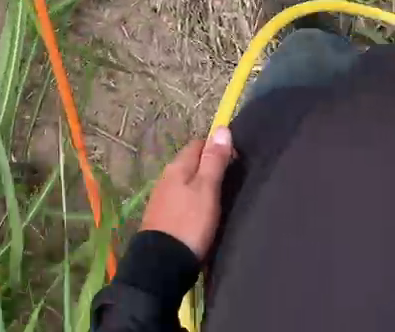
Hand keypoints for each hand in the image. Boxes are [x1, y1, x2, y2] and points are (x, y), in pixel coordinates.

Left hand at [140, 128, 234, 257]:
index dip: (217, 147)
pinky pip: (180, 199)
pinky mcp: (160, 218)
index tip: (234, 162)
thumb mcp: (207, 189)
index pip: (198, 143)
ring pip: (185, 182)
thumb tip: (222, 128)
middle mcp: (166, 177)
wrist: (161, 266)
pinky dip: (192, 201)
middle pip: (191, 162)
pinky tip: (200, 214)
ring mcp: (161, 198)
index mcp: (177, 166)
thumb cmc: (189, 223)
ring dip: (200, 185)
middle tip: (229, 182)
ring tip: (218, 200)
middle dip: (209, 167)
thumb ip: (214, 160)